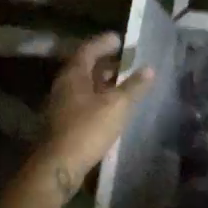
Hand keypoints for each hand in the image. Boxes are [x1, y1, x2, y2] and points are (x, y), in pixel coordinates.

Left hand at [35, 33, 154, 197]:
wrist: (58, 167)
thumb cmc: (87, 129)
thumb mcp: (117, 106)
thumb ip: (134, 86)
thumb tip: (149, 68)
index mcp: (73, 75)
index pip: (88, 50)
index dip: (104, 43)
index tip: (120, 39)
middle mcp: (64, 86)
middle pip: (85, 67)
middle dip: (105, 63)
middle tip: (126, 61)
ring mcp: (61, 105)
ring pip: (84, 86)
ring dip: (102, 82)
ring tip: (122, 83)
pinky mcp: (63, 123)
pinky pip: (82, 102)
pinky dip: (98, 98)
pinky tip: (112, 107)